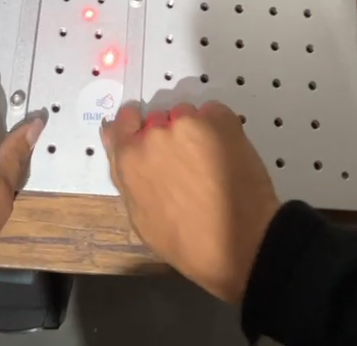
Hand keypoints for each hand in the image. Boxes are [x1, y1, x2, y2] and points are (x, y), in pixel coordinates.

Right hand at [101, 100, 280, 304]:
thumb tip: (114, 140)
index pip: (124, 120)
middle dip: (166, 136)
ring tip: (208, 163)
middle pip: (157, 120)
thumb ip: (125, 174)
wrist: (242, 243)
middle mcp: (155, 132)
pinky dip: (216, 127)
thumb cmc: (186, 243)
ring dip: (192, 131)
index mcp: (131, 157)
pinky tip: (224, 154)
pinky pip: (211, 113)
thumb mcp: (141, 219)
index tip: (147, 139)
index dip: (135, 128)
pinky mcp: (220, 118)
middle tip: (184, 165)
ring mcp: (189, 122)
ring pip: (185, 115)